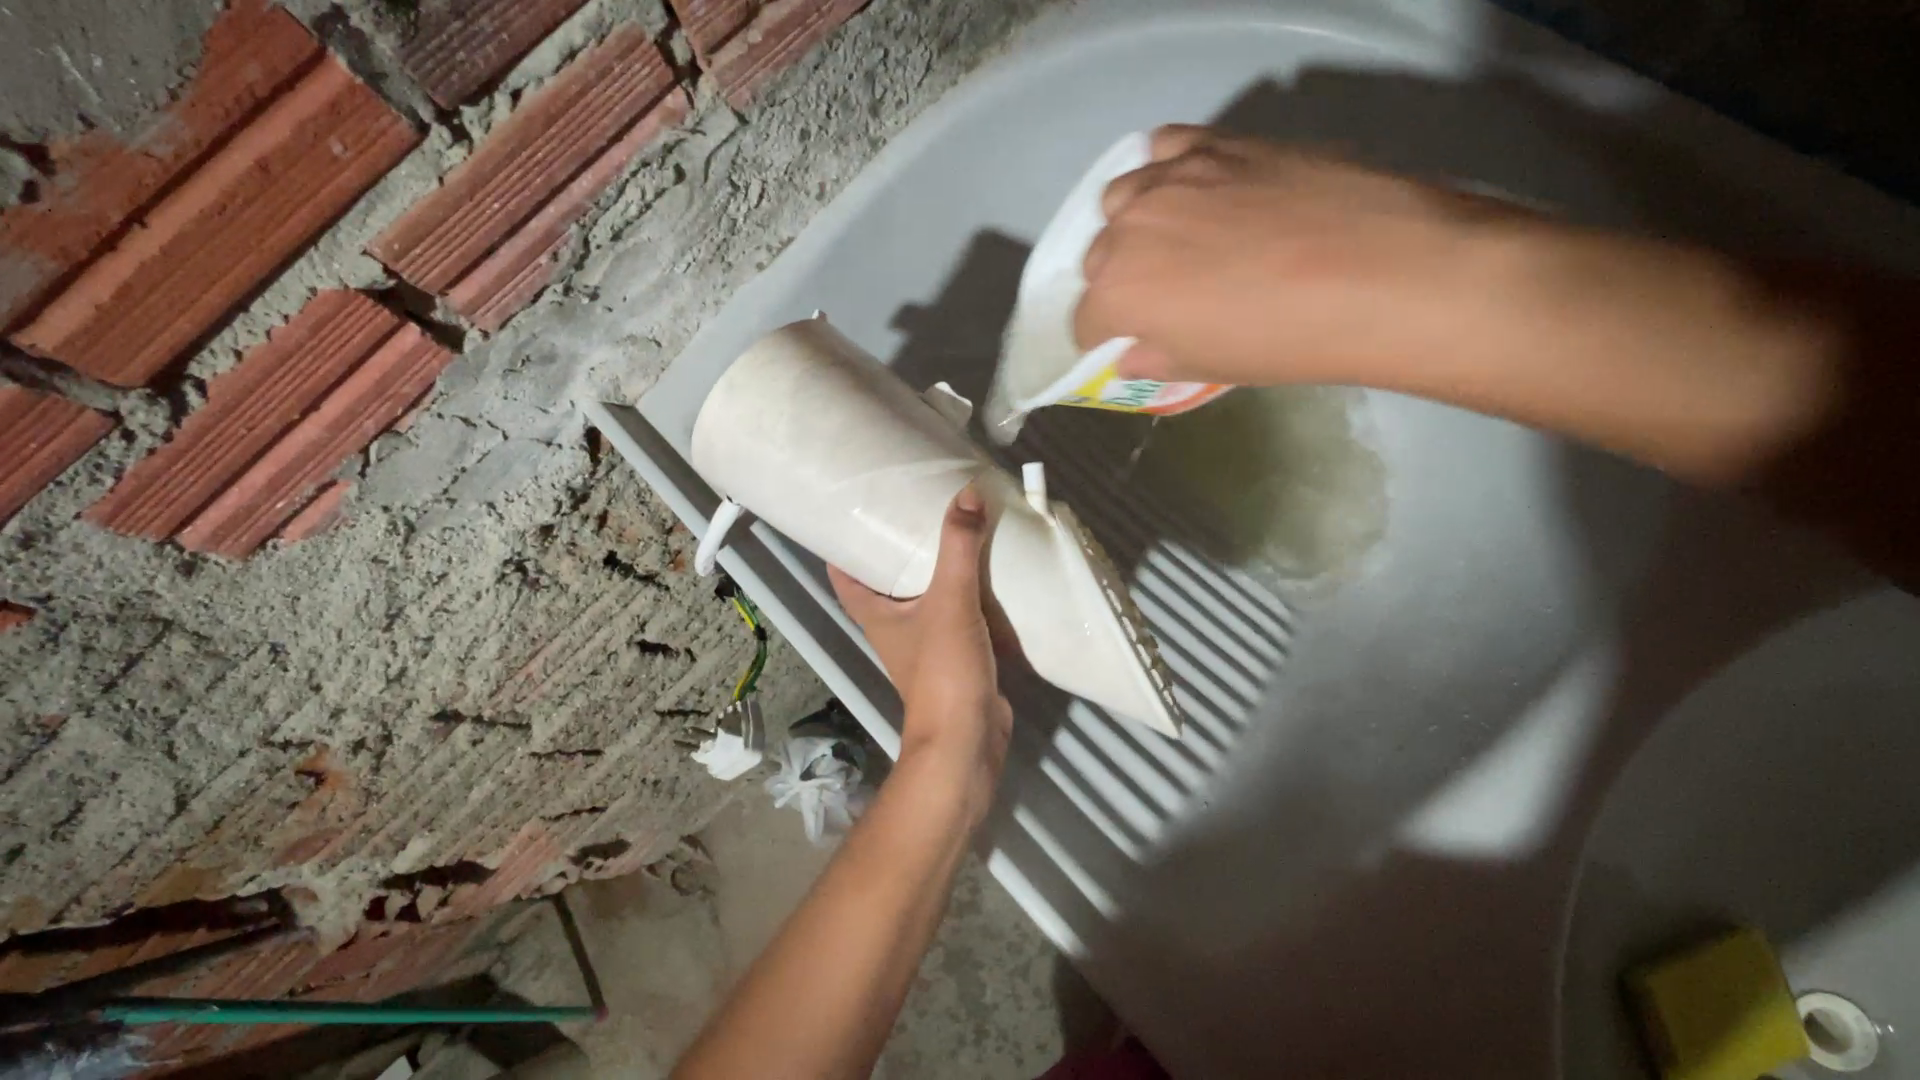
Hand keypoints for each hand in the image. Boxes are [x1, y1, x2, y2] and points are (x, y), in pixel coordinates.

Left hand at [829, 486, 1012, 813]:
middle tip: (915, 505)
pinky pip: (958, 613)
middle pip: (886, 579)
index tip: (857, 508)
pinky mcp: (955, 653)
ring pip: (925, 595)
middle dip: (897, 546)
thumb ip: (959, 547)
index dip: (842, 542)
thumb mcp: (951, 600)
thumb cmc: (943, 669)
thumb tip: (967, 492)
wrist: (968, 736)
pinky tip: (989, 570)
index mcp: (874, 613)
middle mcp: (893, 626)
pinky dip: (968, 593)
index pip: (843, 573)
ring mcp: (924, 642)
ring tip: (954, 526)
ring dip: (937, 568)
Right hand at [1075, 124, 1529, 388]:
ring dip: (1135, 226)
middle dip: (1119, 283)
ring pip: (1121, 200)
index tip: (1130, 343)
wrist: (1384, 271)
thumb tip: (1129, 353)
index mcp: (1119, 293)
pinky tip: (1195, 190)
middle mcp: (1129, 229)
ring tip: (1176, 241)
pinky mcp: (1216, 144)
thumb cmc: (1289, 339)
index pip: (1084, 321)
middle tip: (1164, 299)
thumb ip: (1155, 357)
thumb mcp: (1212, 366)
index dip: (1104, 337)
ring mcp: (1172, 178)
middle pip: (1098, 259)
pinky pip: (1163, 148)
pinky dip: (1166, 171)